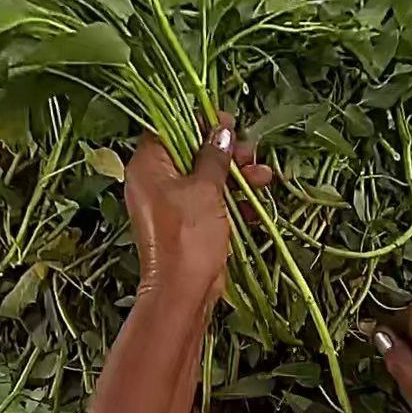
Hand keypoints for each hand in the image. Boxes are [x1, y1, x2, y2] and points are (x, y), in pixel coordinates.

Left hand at [125, 117, 272, 309]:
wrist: (184, 289)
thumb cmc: (189, 236)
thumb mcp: (206, 189)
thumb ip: (214, 157)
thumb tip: (221, 131)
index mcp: (147, 166)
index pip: (170, 129)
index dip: (200, 123)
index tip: (229, 123)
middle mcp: (153, 182)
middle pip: (191, 154)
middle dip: (226, 154)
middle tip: (252, 153)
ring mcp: (170, 205)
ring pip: (204, 180)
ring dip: (235, 178)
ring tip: (264, 178)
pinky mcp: (186, 225)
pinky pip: (208, 204)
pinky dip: (230, 202)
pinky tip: (254, 205)